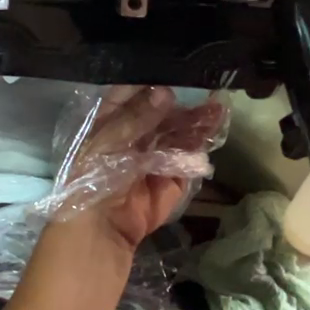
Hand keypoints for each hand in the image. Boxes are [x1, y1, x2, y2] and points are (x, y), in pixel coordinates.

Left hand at [56, 86, 222, 250]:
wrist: (95, 237)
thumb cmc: (91, 181)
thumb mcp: (106, 143)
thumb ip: (135, 118)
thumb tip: (164, 92)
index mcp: (104, 126)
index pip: (129, 97)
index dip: (151, 86)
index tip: (176, 72)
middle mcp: (128, 142)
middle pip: (158, 119)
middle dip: (181, 108)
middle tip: (208, 95)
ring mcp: (149, 166)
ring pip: (175, 140)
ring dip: (195, 126)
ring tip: (217, 111)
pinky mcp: (166, 189)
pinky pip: (184, 167)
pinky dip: (197, 152)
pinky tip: (212, 134)